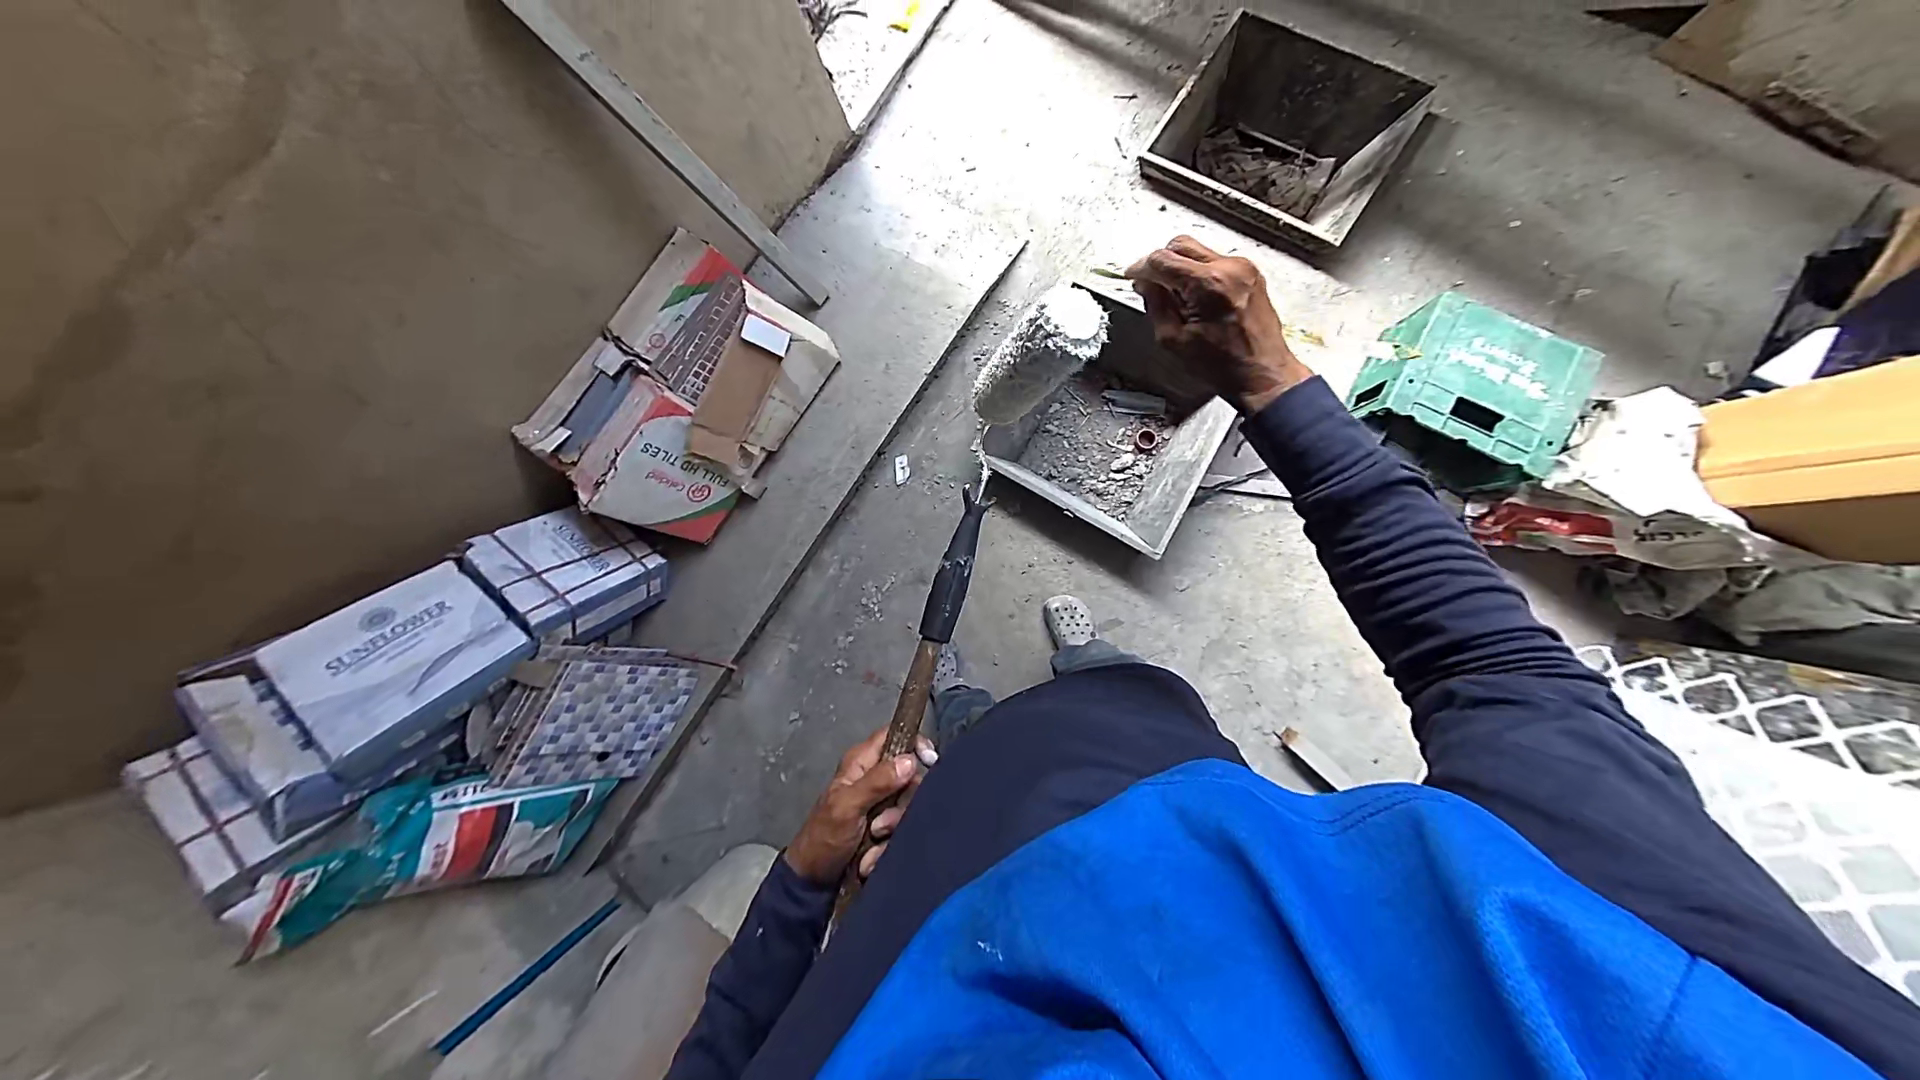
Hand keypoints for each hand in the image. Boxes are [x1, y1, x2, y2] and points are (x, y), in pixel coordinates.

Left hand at [784, 726, 937, 884]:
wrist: (813, 881)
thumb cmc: (823, 838)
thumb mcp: (847, 807)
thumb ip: (877, 782)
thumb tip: (910, 761)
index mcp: (861, 762)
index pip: (894, 735)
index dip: (914, 742)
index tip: (928, 761)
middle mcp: (874, 777)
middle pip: (909, 776)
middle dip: (901, 804)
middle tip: (880, 824)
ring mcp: (880, 802)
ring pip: (907, 806)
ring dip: (893, 829)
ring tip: (872, 841)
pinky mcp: (884, 825)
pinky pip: (901, 829)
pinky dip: (887, 846)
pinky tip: (870, 856)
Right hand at [1125, 236, 1314, 413]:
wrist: (1261, 373)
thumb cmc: (1223, 365)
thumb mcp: (1173, 340)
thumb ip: (1155, 306)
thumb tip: (1146, 284)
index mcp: (1208, 284)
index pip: (1163, 260)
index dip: (1141, 267)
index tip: (1132, 275)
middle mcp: (1229, 268)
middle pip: (1181, 245)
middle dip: (1160, 262)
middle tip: (1149, 283)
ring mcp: (1243, 268)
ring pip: (1198, 251)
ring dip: (1180, 268)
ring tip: (1173, 297)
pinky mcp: (1250, 274)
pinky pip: (1215, 262)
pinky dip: (1198, 273)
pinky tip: (1193, 297)